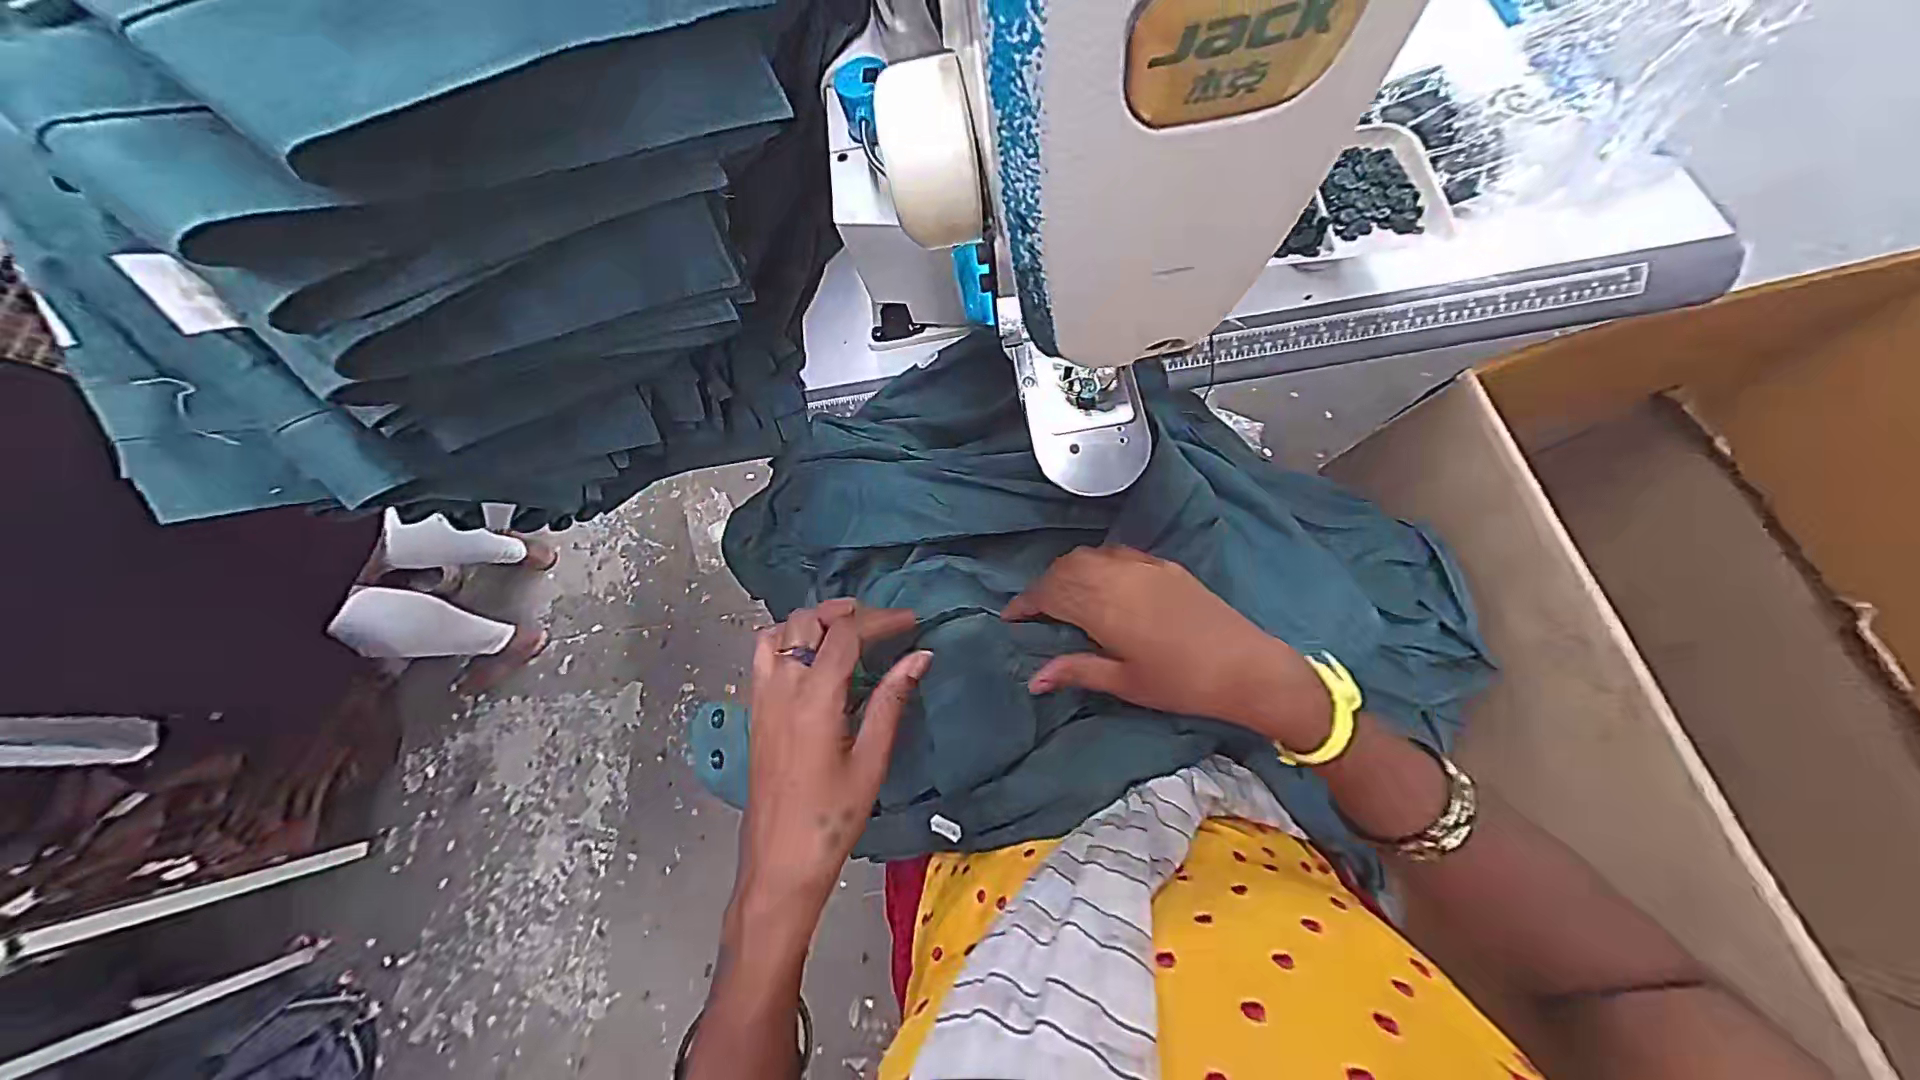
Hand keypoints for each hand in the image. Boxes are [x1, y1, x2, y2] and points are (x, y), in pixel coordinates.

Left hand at [737, 598, 929, 911]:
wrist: (780, 861)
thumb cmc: (832, 818)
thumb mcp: (872, 759)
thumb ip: (891, 700)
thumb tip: (919, 657)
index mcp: (814, 698)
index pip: (845, 634)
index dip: (880, 619)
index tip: (909, 621)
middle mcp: (782, 687)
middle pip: (808, 621)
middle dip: (846, 612)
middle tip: (880, 623)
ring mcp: (762, 697)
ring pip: (780, 631)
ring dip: (813, 620)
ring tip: (845, 629)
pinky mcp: (755, 710)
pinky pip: (764, 654)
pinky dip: (788, 638)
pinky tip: (811, 656)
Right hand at [1002, 546, 1328, 744]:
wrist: (1246, 666)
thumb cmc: (1181, 683)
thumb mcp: (1125, 682)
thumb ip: (1076, 670)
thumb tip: (1034, 679)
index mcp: (1104, 606)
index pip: (1050, 593)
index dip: (1025, 603)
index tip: (1011, 617)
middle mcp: (1118, 577)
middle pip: (1065, 568)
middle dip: (1042, 585)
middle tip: (1034, 609)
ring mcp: (1143, 567)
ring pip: (1089, 556)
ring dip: (1066, 571)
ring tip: (1062, 595)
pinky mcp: (1163, 565)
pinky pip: (1116, 554)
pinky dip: (1095, 564)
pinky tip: (1099, 582)